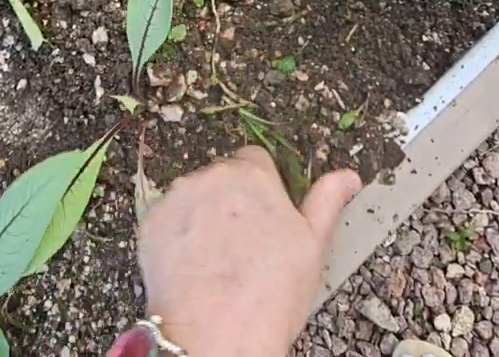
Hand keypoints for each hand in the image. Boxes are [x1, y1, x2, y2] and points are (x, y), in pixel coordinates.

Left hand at [137, 147, 360, 356]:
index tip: (266, 217)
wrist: (216, 337)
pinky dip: (176, 237)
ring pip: (194, 196)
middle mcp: (212, 175)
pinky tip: (191, 266)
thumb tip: (347, 175)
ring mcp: (178, 198)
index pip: (256, 161)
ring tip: (216, 260)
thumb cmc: (272, 293)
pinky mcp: (151, 223)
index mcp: (252, 174)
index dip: (262, 189)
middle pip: (223, 177)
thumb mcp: (313, 246)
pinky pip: (167, 220)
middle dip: (232, 201)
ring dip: (203, 215)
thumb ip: (327, 201)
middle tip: (244, 245)